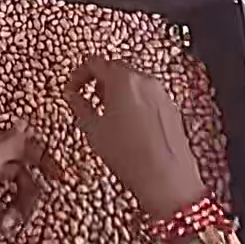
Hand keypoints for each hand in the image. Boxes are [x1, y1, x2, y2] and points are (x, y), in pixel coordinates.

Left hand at [0, 121, 53, 243]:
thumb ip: (11, 142)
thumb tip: (26, 121)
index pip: (20, 145)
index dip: (37, 159)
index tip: (55, 174)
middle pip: (21, 174)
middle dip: (24, 194)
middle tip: (24, 206)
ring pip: (13, 198)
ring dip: (12, 213)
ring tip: (4, 224)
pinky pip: (0, 215)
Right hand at [65, 58, 205, 218]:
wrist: (167, 180)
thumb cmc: (131, 156)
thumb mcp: (93, 130)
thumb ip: (79, 106)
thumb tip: (73, 97)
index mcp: (123, 79)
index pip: (94, 62)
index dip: (78, 75)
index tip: (73, 88)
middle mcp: (144, 80)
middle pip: (116, 69)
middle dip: (98, 81)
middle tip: (87, 99)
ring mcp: (161, 93)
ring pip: (133, 83)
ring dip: (117, 92)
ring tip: (107, 116)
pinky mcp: (171, 108)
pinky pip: (147, 97)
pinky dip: (134, 103)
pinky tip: (128, 126)